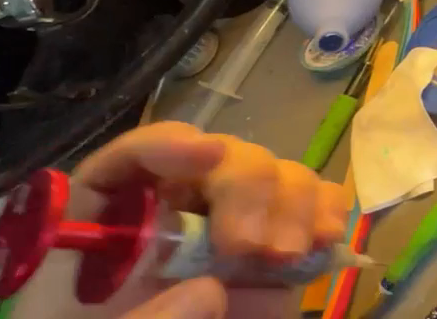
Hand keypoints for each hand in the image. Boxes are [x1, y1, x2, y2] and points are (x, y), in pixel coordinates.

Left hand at [12, 123, 348, 318]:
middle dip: (248, 186)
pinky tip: (325, 238)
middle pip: (221, 158)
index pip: (130, 161)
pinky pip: (315, 200)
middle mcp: (177, 210)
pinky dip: (326, 210)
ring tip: (289, 254)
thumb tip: (211, 289)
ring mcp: (236, 222)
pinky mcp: (280, 240)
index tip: (207, 155)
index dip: (166, 147)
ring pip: (276, 173)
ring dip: (293, 202)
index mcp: (110, 230)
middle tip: (250, 244)